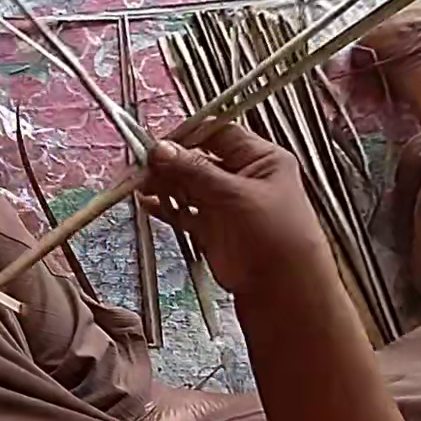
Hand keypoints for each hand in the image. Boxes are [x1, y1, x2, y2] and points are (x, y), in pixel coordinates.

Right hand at [138, 127, 330, 298]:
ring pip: (186, 186)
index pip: (218, 134)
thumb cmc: (272, 232)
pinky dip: (164, 208)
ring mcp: (223, 203)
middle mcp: (240, 177)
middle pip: (197, 160)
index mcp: (259, 159)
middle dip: (169, 163)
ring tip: (140, 185)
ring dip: (163, 185)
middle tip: (142, 166)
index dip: (188, 135)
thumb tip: (160, 149)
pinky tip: (147, 204)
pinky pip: (181, 211)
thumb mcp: (234, 193)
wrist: (280, 285)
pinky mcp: (209, 227)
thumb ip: (194, 170)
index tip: (157, 143)